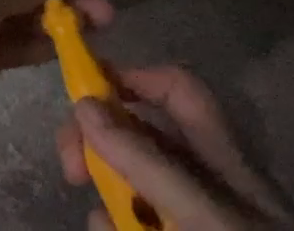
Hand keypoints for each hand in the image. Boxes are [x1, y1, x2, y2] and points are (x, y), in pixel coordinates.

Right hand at [56, 66, 293, 229]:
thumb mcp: (204, 213)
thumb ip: (147, 161)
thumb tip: (83, 103)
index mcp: (219, 155)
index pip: (175, 89)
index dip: (131, 78)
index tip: (84, 94)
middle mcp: (201, 179)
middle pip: (136, 132)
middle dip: (95, 143)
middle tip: (73, 170)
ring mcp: (189, 214)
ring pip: (125, 181)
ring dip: (103, 195)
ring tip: (107, 226)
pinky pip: (129, 221)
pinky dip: (113, 226)